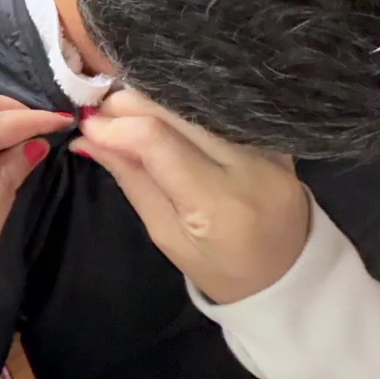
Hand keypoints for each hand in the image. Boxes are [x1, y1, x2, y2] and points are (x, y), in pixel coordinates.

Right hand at [73, 89, 310, 305]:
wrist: (293, 279)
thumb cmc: (220, 269)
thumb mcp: (165, 234)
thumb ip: (130, 178)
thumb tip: (86, 137)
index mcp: (218, 204)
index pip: (157, 140)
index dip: (115, 125)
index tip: (86, 125)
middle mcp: (249, 167)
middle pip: (175, 110)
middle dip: (128, 103)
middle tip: (100, 110)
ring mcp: (269, 148)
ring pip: (196, 102)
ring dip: (154, 99)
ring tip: (127, 110)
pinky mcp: (277, 138)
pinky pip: (219, 109)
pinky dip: (185, 106)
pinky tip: (165, 111)